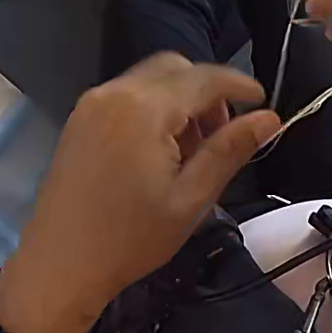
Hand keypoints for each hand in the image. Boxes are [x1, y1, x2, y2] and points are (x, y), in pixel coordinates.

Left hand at [0, 54, 278, 332]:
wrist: (62, 264)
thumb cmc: (132, 238)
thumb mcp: (192, 197)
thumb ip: (231, 150)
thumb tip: (269, 118)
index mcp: (144, 110)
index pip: (204, 78)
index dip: (240, 85)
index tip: (263, 104)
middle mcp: (114, 94)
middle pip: (176, 68)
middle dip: (210, 92)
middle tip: (226, 134)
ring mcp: (92, 105)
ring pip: (153, 80)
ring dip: (184, 100)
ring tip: (196, 150)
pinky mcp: (82, 120)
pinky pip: (130, 95)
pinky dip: (158, 108)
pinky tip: (164, 150)